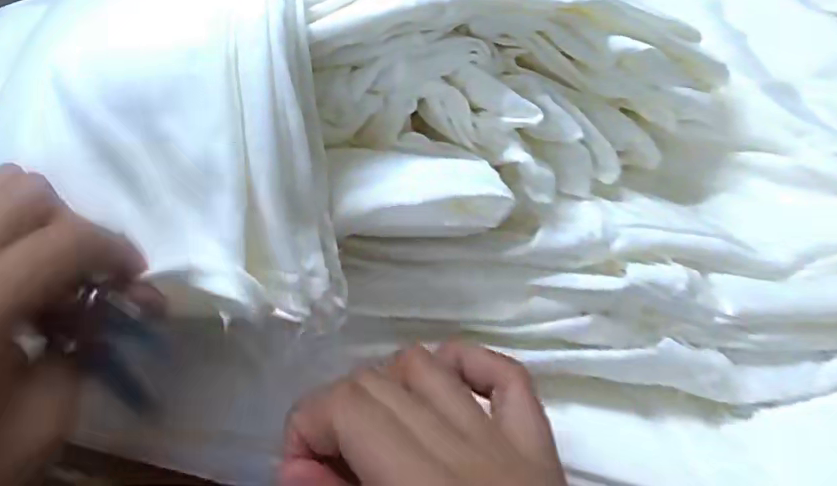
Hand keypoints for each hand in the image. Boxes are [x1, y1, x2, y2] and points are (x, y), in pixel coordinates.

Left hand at [0, 166, 153, 485]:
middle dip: (72, 225)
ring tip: (44, 263)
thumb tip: (104, 304)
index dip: (112, 249)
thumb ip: (82, 348)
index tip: (135, 274)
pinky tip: (3, 258)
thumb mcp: (41, 422)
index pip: (64, 240)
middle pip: (28, 191)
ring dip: (32, 211)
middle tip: (87, 274)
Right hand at [279, 344, 563, 485]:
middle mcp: (470, 457)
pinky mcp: (545, 456)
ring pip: (423, 366)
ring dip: (385, 387)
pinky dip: (468, 364)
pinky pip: (506, 378)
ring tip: (375, 435)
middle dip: (333, 415)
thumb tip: (292, 469)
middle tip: (328, 469)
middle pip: (372, 384)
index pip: (345, 409)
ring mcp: (511, 451)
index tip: (296, 472)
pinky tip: (442, 386)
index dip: (304, 427)